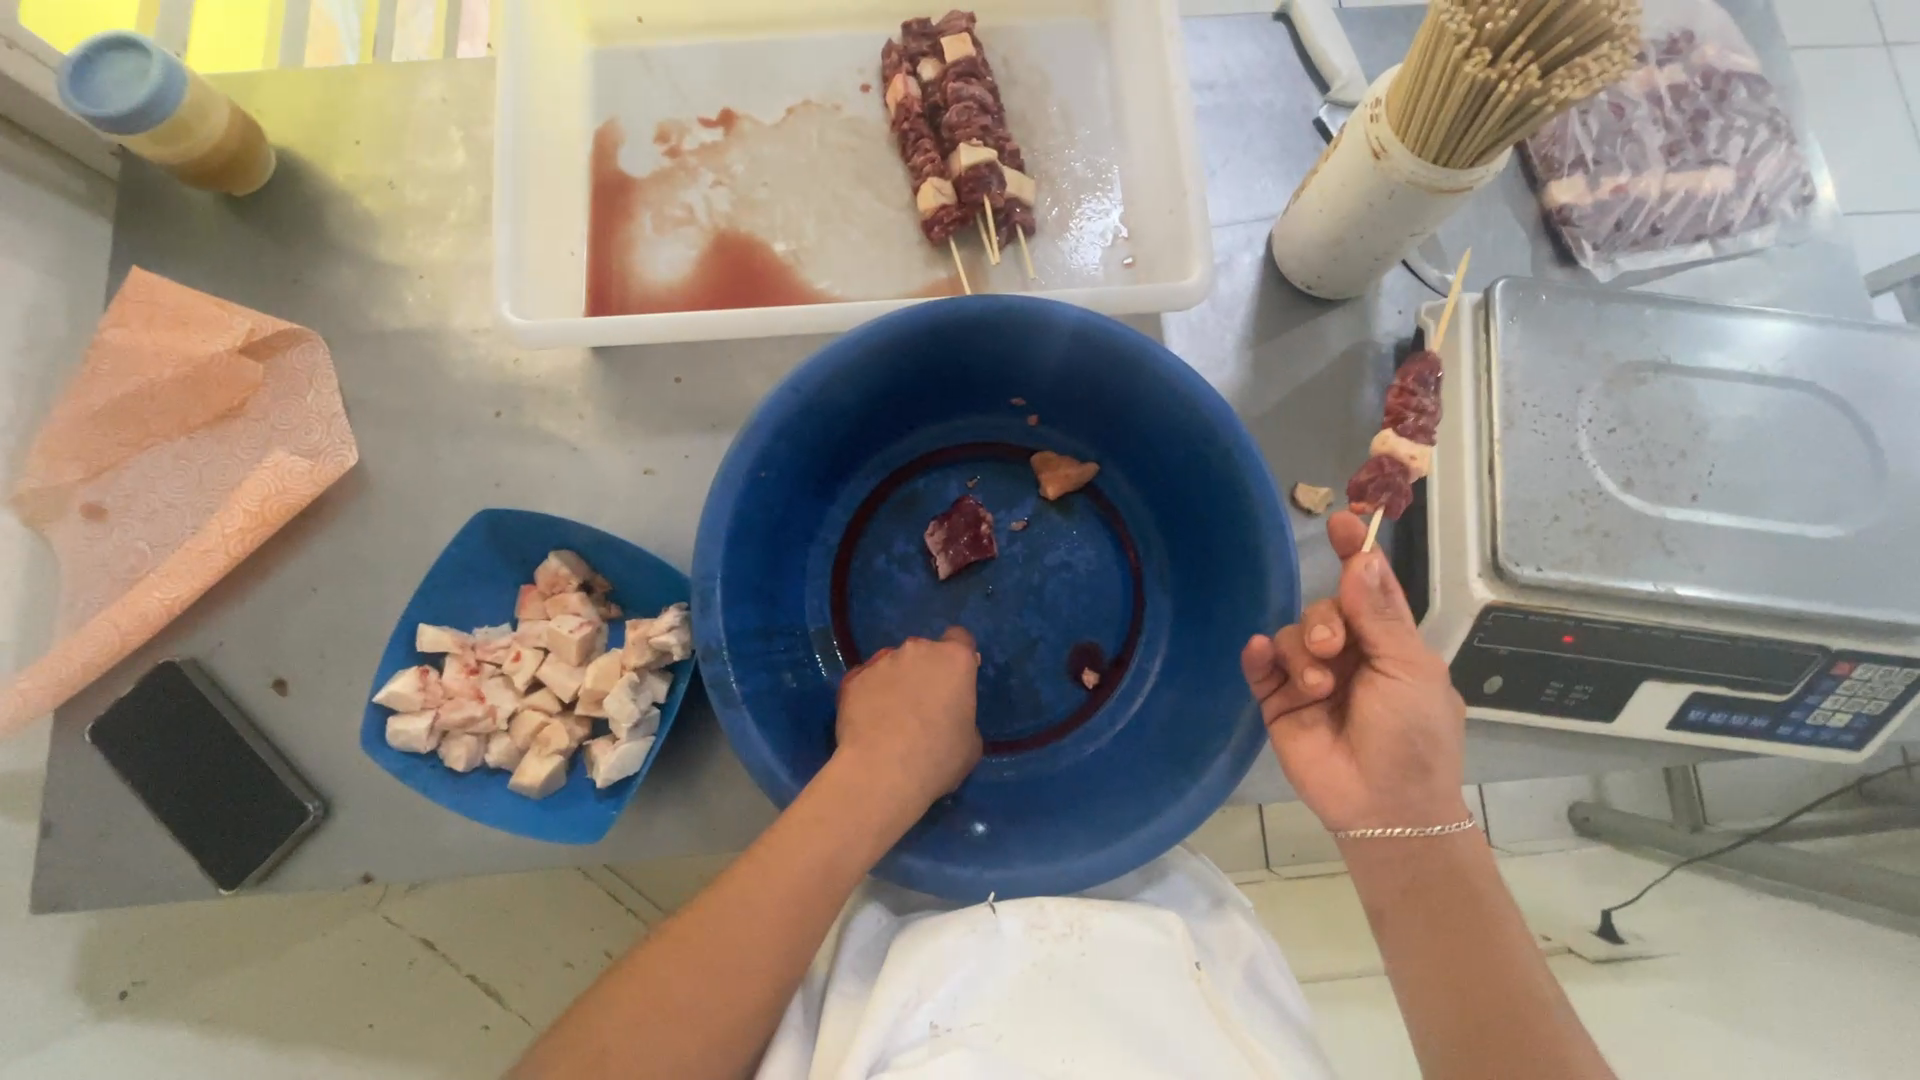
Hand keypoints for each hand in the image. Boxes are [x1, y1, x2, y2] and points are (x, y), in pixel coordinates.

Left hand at [834, 626, 982, 814]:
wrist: (882, 772)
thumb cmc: (938, 758)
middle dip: (923, 671)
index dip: (957, 657)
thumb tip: (950, 716)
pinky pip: (865, 680)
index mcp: (954, 659)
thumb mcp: (971, 742)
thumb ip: (962, 715)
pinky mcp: (853, 677)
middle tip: (920, 705)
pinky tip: (867, 720)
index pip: (960, 638)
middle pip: (923, 652)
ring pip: (891, 664)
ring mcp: (881, 660)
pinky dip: (867, 694)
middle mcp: (918, 650)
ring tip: (888, 716)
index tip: (954, 679)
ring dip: (894, 682)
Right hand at [1241, 513, 1469, 832]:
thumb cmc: (1414, 736)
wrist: (1384, 805)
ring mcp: (1309, 677)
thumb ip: (1379, 615)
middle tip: (1333, 648)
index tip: (1342, 521)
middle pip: (1321, 608)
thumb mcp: (1409, 670)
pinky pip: (1260, 664)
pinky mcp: (1277, 701)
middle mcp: (1347, 653)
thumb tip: (1363, 559)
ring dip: (1300, 652)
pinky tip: (1259, 652)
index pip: (1367, 587)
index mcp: (1387, 643)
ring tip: (1317, 687)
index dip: (1355, 554)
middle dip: (1323, 620)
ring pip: (1289, 635)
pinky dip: (1259, 655)